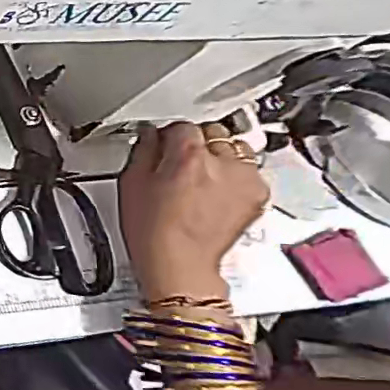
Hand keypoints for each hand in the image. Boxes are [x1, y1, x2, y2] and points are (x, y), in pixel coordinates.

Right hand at [118, 122, 269, 301]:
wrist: (179, 264)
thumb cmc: (153, 230)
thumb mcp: (131, 181)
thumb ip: (144, 149)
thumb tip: (151, 134)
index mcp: (188, 154)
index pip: (183, 125)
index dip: (168, 135)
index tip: (162, 146)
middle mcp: (223, 163)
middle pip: (213, 132)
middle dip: (197, 144)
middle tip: (180, 164)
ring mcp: (245, 180)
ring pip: (236, 149)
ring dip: (220, 158)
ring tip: (201, 178)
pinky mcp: (258, 196)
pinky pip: (248, 172)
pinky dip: (234, 177)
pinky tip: (214, 192)